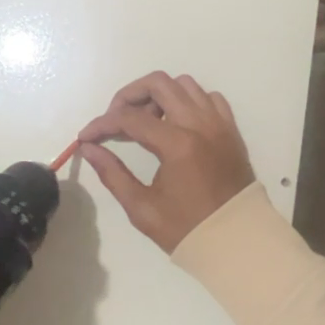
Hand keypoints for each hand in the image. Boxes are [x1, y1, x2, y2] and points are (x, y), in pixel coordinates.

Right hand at [76, 71, 255, 252]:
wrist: (238, 241)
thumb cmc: (188, 229)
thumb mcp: (142, 208)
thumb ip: (112, 174)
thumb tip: (89, 148)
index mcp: (177, 144)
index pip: (129, 118)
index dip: (101, 124)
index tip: (86, 136)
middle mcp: (200, 123)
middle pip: (158, 83)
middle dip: (129, 96)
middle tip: (116, 119)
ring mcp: (218, 123)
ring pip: (184, 84)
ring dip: (159, 95)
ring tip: (147, 121)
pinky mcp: (231, 128)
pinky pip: (208, 97)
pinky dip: (188, 101)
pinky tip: (178, 122)